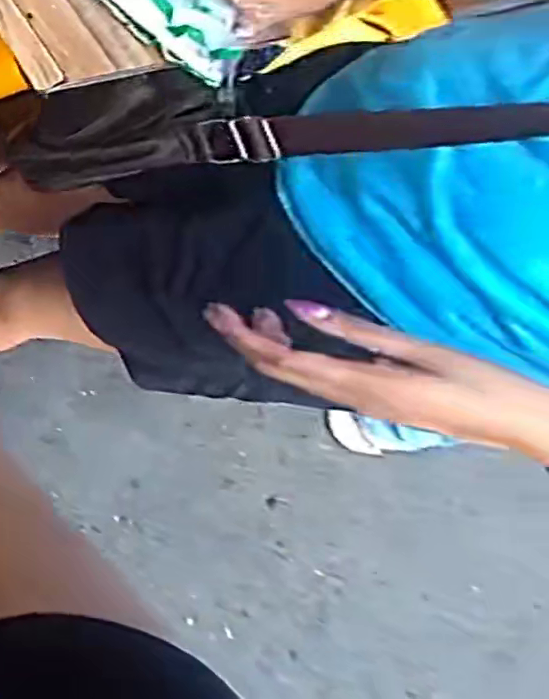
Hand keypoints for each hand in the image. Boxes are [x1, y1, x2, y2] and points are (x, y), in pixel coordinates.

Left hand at [205, 301, 548, 462]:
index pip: (277, 358)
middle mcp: (346, 396)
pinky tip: (290, 334)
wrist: (534, 428)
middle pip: (273, 368)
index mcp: (355, 383)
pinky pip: (310, 377)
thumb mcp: (419, 350)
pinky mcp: (368, 402)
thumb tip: (294, 306)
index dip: (240, 335)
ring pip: (289, 373)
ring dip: (265, 344)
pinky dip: (288, 353)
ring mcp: (356, 403)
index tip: (217, 311)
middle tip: (220, 309)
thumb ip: (352, 330)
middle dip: (240, 338)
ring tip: (258, 313)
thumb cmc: (483, 385)